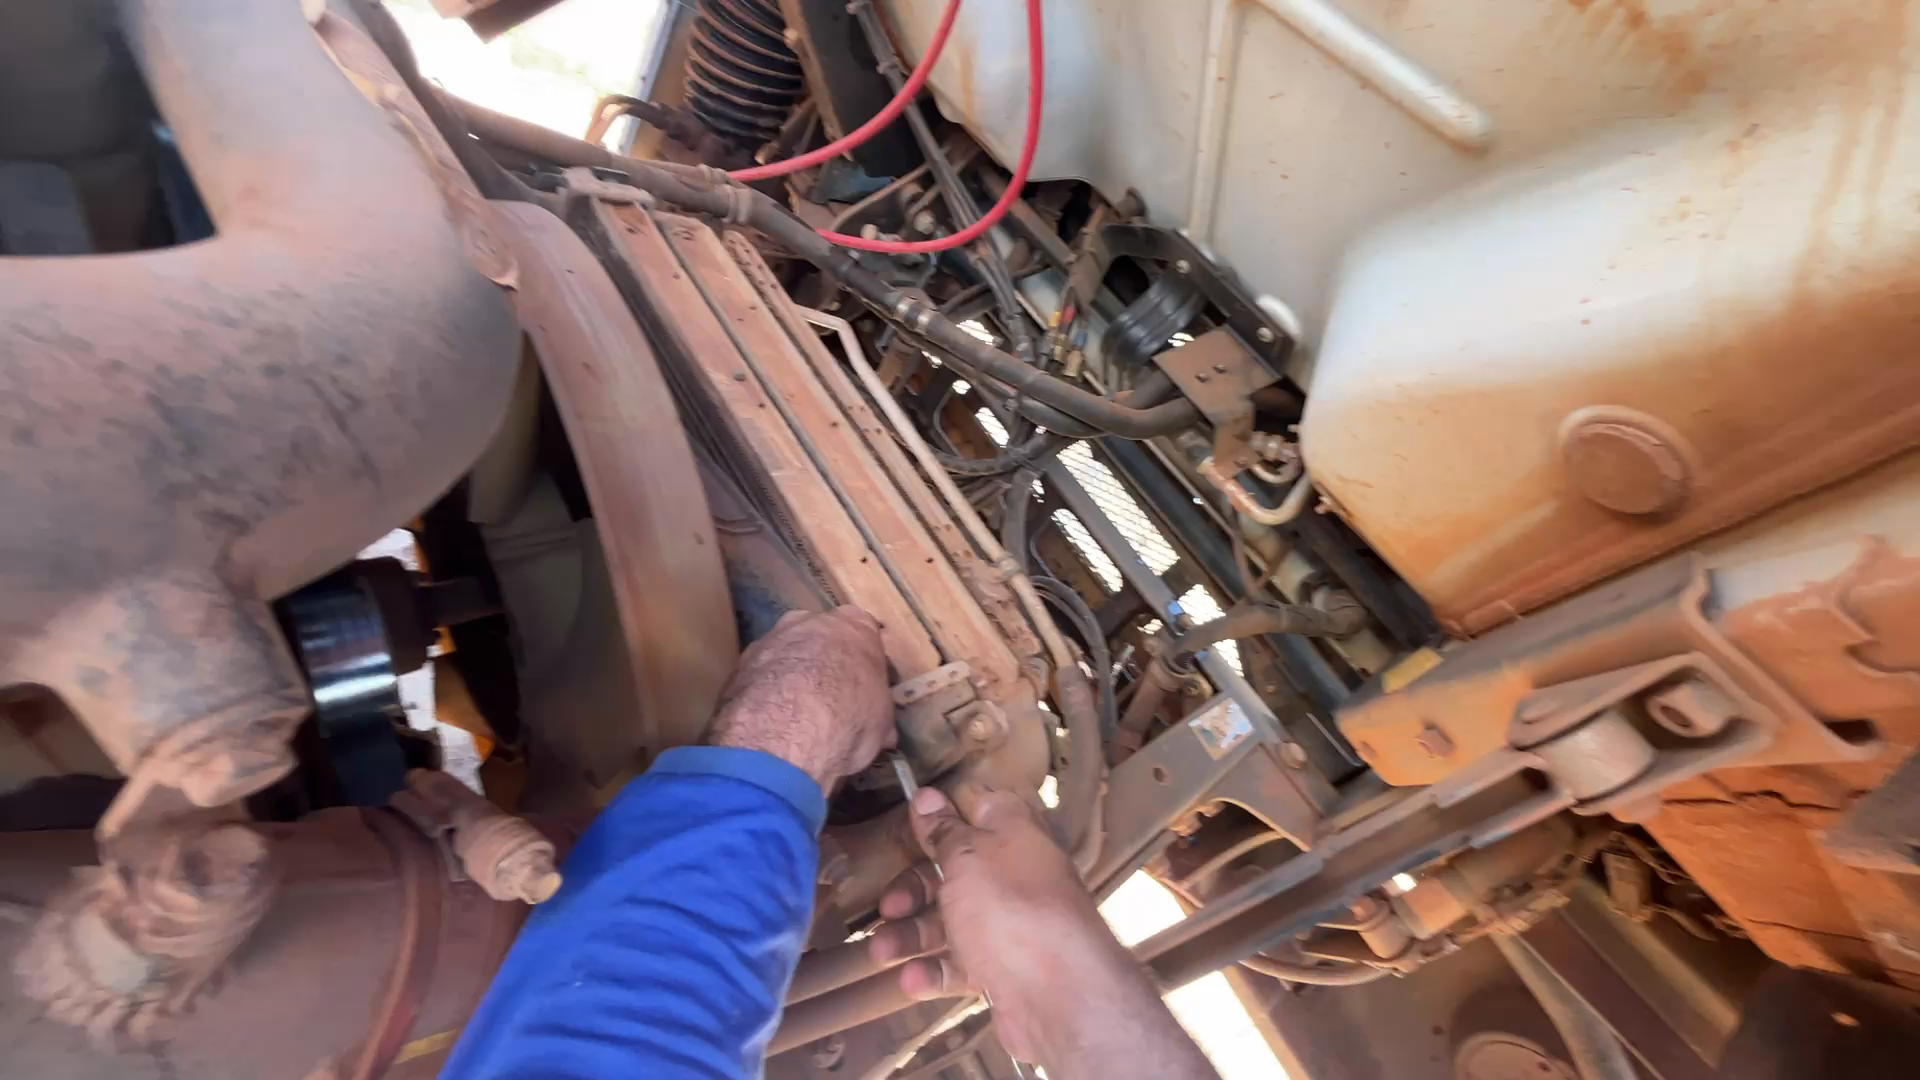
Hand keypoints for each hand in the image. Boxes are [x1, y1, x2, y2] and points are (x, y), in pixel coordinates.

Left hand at [706, 606, 894, 790]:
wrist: (784, 733)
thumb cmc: (849, 717)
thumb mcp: (881, 722)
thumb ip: (878, 713)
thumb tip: (882, 731)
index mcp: (854, 624)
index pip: (864, 633)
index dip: (862, 661)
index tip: (863, 685)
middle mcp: (811, 619)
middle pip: (821, 636)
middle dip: (825, 661)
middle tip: (830, 699)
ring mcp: (772, 637)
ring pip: (787, 653)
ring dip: (792, 676)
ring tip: (796, 715)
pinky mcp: (741, 662)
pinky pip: (761, 674)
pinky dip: (766, 691)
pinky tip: (771, 721)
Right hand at [869, 783, 1212, 1076]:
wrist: (1060, 993)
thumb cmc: (1008, 905)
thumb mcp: (967, 856)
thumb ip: (942, 830)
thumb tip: (926, 795)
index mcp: (1011, 828)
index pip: (972, 805)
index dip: (938, 811)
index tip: (905, 820)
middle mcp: (1012, 869)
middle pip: (953, 868)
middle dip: (913, 887)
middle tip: (886, 905)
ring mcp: (1010, 920)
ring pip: (952, 918)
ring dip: (913, 934)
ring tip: (881, 952)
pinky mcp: (1005, 967)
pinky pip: (963, 962)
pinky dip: (936, 971)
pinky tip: (911, 981)